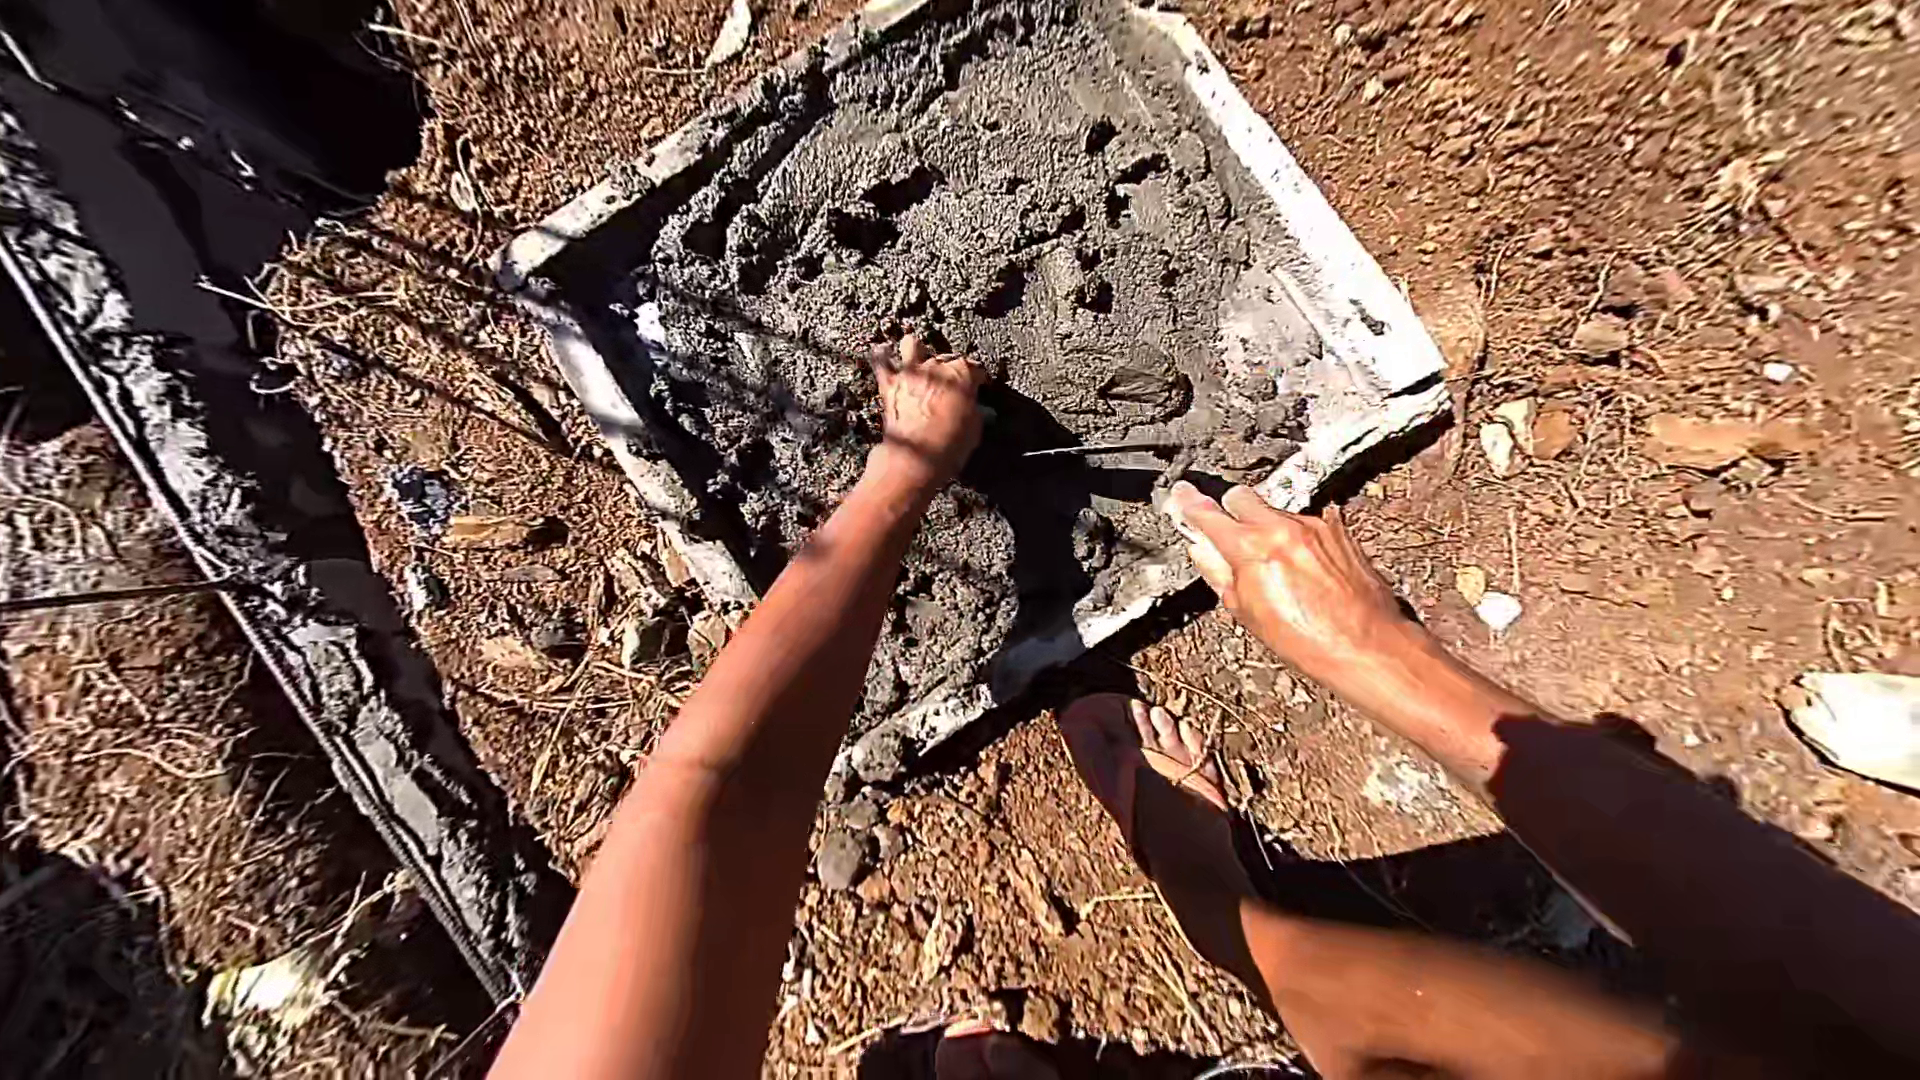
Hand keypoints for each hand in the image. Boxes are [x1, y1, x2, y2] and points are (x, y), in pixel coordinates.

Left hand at [867, 334, 986, 491]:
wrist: (915, 457)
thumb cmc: (950, 445)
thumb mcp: (974, 430)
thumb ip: (977, 412)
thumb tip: (982, 410)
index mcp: (962, 374)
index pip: (975, 368)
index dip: (978, 378)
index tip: (980, 386)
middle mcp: (936, 366)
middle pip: (946, 359)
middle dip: (951, 369)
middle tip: (952, 386)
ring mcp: (910, 372)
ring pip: (913, 345)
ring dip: (917, 351)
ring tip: (919, 360)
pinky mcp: (889, 385)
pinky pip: (881, 362)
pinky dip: (882, 357)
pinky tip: (882, 352)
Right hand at [1166, 481, 1414, 695]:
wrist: (1367, 646)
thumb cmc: (1305, 639)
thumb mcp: (1244, 610)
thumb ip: (1217, 571)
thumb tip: (1201, 549)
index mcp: (1250, 548)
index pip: (1208, 513)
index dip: (1188, 502)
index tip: (1181, 494)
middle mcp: (1281, 527)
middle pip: (1240, 496)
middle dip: (1230, 510)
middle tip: (1228, 533)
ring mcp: (1313, 525)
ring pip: (1273, 510)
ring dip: (1263, 526)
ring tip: (1271, 563)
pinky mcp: (1337, 530)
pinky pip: (1303, 522)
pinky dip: (1293, 536)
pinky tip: (1299, 565)